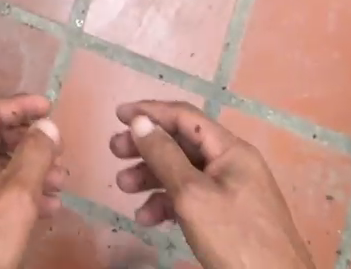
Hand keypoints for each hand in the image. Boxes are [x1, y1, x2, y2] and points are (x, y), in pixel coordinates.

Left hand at [0, 95, 65, 268]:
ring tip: (61, 182)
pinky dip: (19, 192)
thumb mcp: (16, 196)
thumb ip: (34, 155)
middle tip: (58, 151)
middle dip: (29, 142)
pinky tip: (48, 206)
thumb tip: (48, 125)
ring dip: (29, 170)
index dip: (21, 106)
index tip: (50, 107)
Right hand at [109, 101, 313, 268]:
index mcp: (230, 151)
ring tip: (123, 187)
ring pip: (182, 173)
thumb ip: (163, 154)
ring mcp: (232, 194)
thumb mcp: (192, 194)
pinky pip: (192, 200)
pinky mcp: (229, 220)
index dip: (150, 111)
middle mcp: (232, 166)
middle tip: (115, 152)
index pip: (184, 116)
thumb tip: (140, 121)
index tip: (118, 116)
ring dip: (151, 177)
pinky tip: (146, 218)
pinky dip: (167, 204)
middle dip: (146, 147)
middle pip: (180, 144)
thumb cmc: (235, 239)